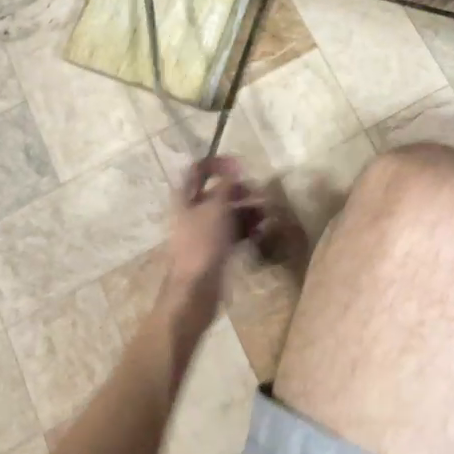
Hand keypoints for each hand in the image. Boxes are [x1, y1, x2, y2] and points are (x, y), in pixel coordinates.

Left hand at [159, 156, 255, 335]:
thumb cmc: (202, 244)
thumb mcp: (216, 208)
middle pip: (218, 192)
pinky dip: (247, 229)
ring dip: (248, 210)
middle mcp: (194, 212)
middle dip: (241, 190)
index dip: (218, 163)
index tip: (241, 166)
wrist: (195, 290)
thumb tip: (234, 168)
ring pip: (229, 213)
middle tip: (261, 193)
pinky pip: (233, 232)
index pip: (198, 170)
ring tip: (268, 213)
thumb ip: (226, 185)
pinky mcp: (215, 250)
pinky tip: (262, 231)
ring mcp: (205, 232)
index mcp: (186, 197)